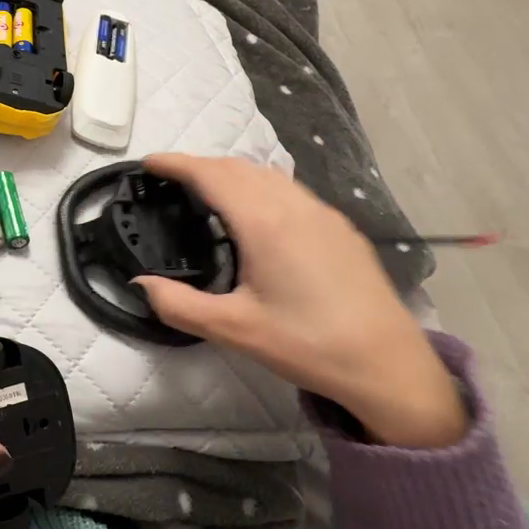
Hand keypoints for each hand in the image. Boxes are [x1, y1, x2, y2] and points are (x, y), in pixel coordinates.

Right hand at [134, 155, 466, 448]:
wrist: (390, 365)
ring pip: (267, 175)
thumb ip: (179, 305)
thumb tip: (139, 284)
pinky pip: (289, 189)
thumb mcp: (235, 330)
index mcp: (264, 223)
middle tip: (169, 180)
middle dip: (200, 165)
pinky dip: (259, 186)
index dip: (176, 163)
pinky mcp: (340, 227)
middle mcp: (293, 206)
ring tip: (206, 192)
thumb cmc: (308, 344)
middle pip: (238, 167)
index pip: (210, 175)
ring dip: (231, 173)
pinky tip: (255, 213)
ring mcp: (322, 213)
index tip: (148, 163)